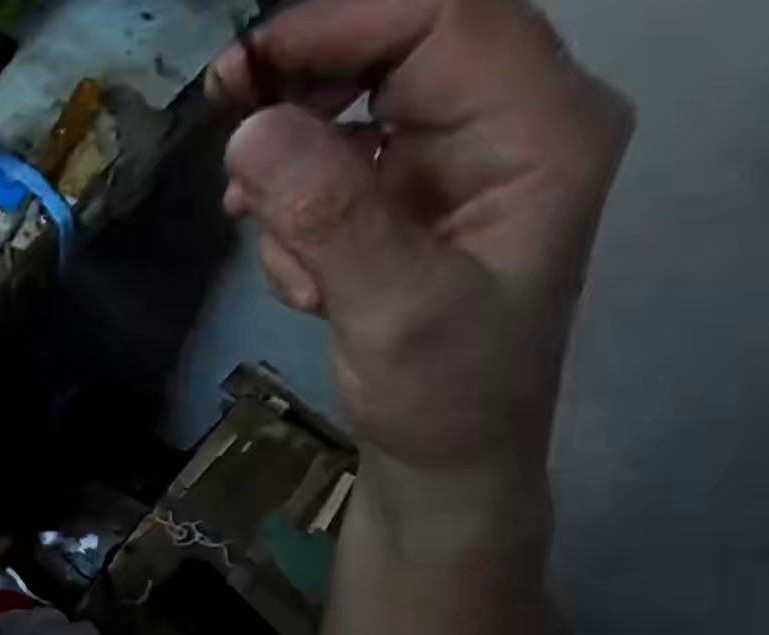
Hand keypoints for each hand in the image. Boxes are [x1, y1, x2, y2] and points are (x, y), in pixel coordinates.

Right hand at [209, 0, 631, 530]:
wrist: (444, 458)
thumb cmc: (444, 395)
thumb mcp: (394, 310)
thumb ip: (330, 217)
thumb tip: (249, 130)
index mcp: (539, 128)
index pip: (439, 17)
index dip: (334, 27)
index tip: (241, 72)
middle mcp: (504, 124)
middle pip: (391, 49)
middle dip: (301, 95)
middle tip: (229, 137)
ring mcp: (451, 163)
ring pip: (350, 113)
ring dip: (293, 179)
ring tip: (290, 259)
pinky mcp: (407, 201)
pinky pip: (333, 170)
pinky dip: (297, 218)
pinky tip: (305, 279)